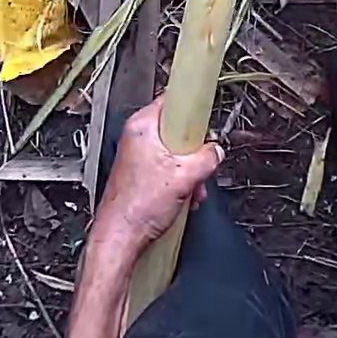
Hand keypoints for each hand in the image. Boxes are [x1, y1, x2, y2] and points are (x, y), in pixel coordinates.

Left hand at [90, 98, 222, 255]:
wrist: (120, 237)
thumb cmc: (137, 206)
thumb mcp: (185, 176)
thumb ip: (207, 158)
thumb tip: (216, 151)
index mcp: (142, 125)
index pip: (172, 100)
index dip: (192, 109)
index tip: (205, 117)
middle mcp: (138, 136)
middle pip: (178, 129)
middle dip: (194, 150)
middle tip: (199, 164)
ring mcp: (139, 154)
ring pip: (175, 151)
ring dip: (190, 169)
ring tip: (192, 188)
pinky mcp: (141, 171)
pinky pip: (169, 166)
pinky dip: (180, 179)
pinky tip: (185, 197)